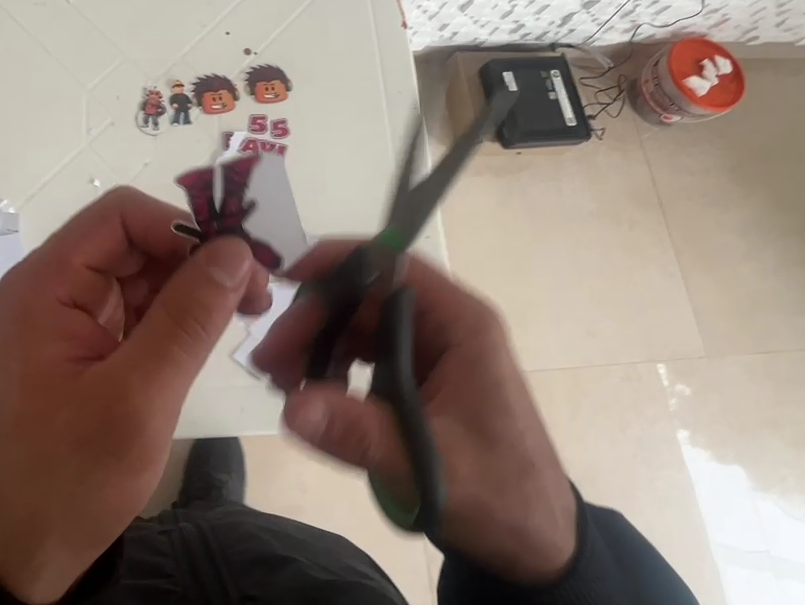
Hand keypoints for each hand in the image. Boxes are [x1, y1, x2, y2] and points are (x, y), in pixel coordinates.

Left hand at [0, 187, 271, 602]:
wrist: (17, 552)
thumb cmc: (68, 477)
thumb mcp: (137, 398)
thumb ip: (188, 318)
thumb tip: (236, 250)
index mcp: (48, 283)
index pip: (121, 216)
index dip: (182, 228)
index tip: (236, 264)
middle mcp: (55, 286)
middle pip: (135, 240)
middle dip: (196, 258)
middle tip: (256, 294)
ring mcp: (69, 316)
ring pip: (143, 272)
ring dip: (193, 286)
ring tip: (244, 313)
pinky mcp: (85, 344)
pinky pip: (139, 308)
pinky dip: (178, 314)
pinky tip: (209, 334)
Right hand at [251, 240, 577, 584]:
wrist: (534, 543)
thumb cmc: (498, 495)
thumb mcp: (426, 463)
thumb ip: (359, 433)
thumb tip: (290, 406)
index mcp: (460, 324)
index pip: (391, 266)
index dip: (337, 263)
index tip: (287, 280)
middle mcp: (444, 324)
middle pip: (364, 295)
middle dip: (314, 318)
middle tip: (270, 360)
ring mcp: (429, 348)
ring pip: (359, 322)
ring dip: (317, 343)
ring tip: (280, 380)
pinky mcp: (416, 375)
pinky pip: (364, 353)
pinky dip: (332, 366)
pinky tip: (310, 394)